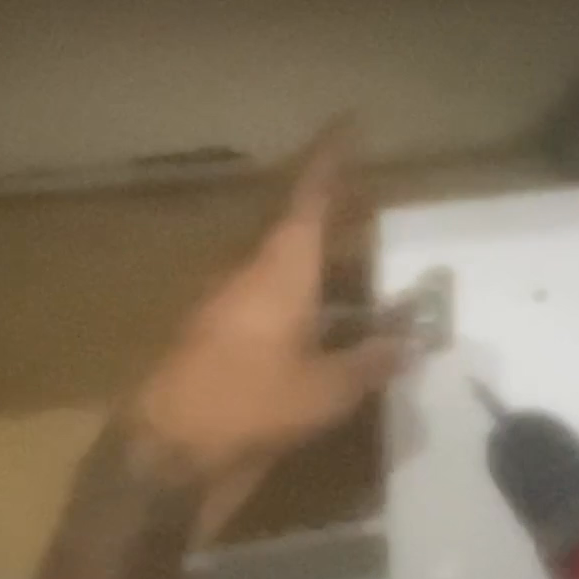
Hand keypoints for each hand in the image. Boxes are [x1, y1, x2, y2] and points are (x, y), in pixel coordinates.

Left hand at [134, 121, 404, 532]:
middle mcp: (252, 279)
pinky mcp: (218, 345)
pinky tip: (326, 334)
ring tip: (362, 277)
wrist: (167, 453)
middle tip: (368, 207)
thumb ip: (369, 362)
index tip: (349, 125)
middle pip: (296, 233)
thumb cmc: (249, 405)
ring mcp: (230, 311)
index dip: (331, 161)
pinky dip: (302, 311)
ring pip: (283, 274)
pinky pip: (270, 311)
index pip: (308, 199)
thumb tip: (410, 344)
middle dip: (333, 218)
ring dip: (319, 271)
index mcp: (279, 271)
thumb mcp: (324, 390)